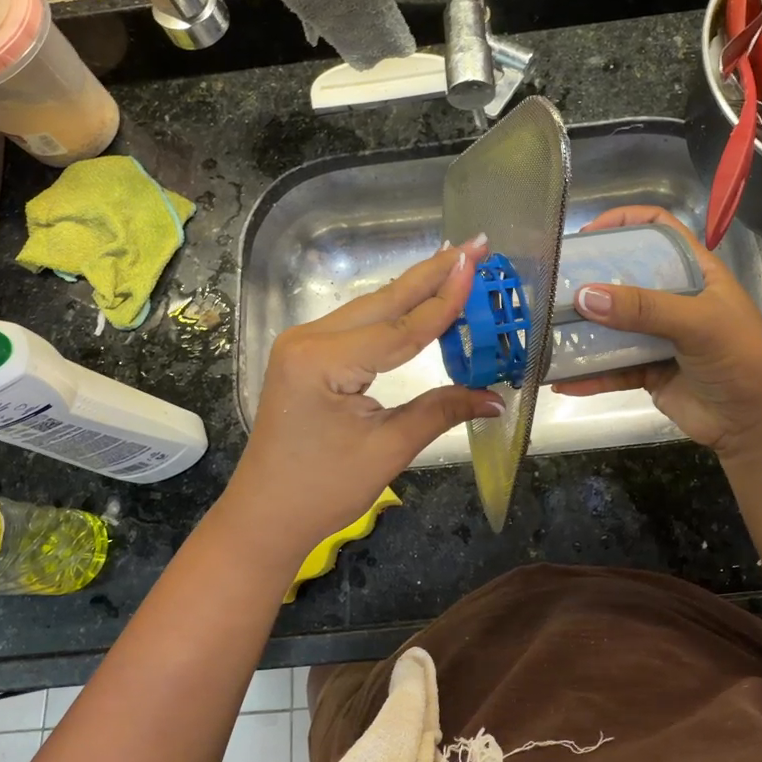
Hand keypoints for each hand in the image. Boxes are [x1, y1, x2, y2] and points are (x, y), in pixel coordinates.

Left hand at [221, 237, 502, 558]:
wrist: (265, 516)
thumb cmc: (322, 490)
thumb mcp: (387, 450)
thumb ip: (440, 411)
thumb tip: (496, 398)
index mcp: (323, 361)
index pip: (399, 328)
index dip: (444, 300)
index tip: (476, 264)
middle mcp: (309, 340)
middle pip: (383, 303)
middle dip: (432, 273)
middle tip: (476, 244)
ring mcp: (305, 344)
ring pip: (371, 308)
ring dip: (416, 287)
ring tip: (457, 260)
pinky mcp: (309, 356)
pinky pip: (360, 325)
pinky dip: (395, 310)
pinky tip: (419, 294)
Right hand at [551, 207, 761, 456]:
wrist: (757, 424)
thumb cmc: (741, 359)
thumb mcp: (699, 323)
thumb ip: (644, 308)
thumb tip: (585, 296)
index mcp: (695, 272)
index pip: (658, 229)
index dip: (625, 222)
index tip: (588, 234)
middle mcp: (674, 299)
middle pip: (625, 276)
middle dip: (590, 277)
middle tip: (554, 283)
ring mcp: (658, 336)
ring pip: (612, 325)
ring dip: (581, 329)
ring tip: (547, 330)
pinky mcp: (647, 371)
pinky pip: (610, 368)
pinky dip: (587, 374)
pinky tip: (561, 379)